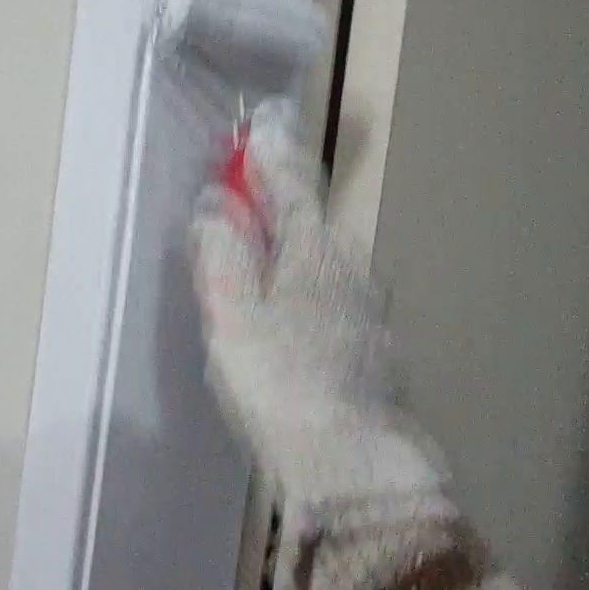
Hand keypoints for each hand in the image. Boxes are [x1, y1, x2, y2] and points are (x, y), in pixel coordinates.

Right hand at [190, 100, 444, 513]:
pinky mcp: (371, 348)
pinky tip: (288, 307)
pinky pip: (330, 295)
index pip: (293, 190)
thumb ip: (225, 254)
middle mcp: (351, 272)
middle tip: (250, 180)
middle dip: (279, 200)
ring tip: (260, 243)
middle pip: (310, 223)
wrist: (350, 464)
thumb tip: (217, 206)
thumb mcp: (234, 314)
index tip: (262, 125)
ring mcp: (368, 312)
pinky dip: (303, 283)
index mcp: (317, 254)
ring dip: (291, 244)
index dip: (272, 159)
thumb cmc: (279, 381)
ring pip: (322, 262)